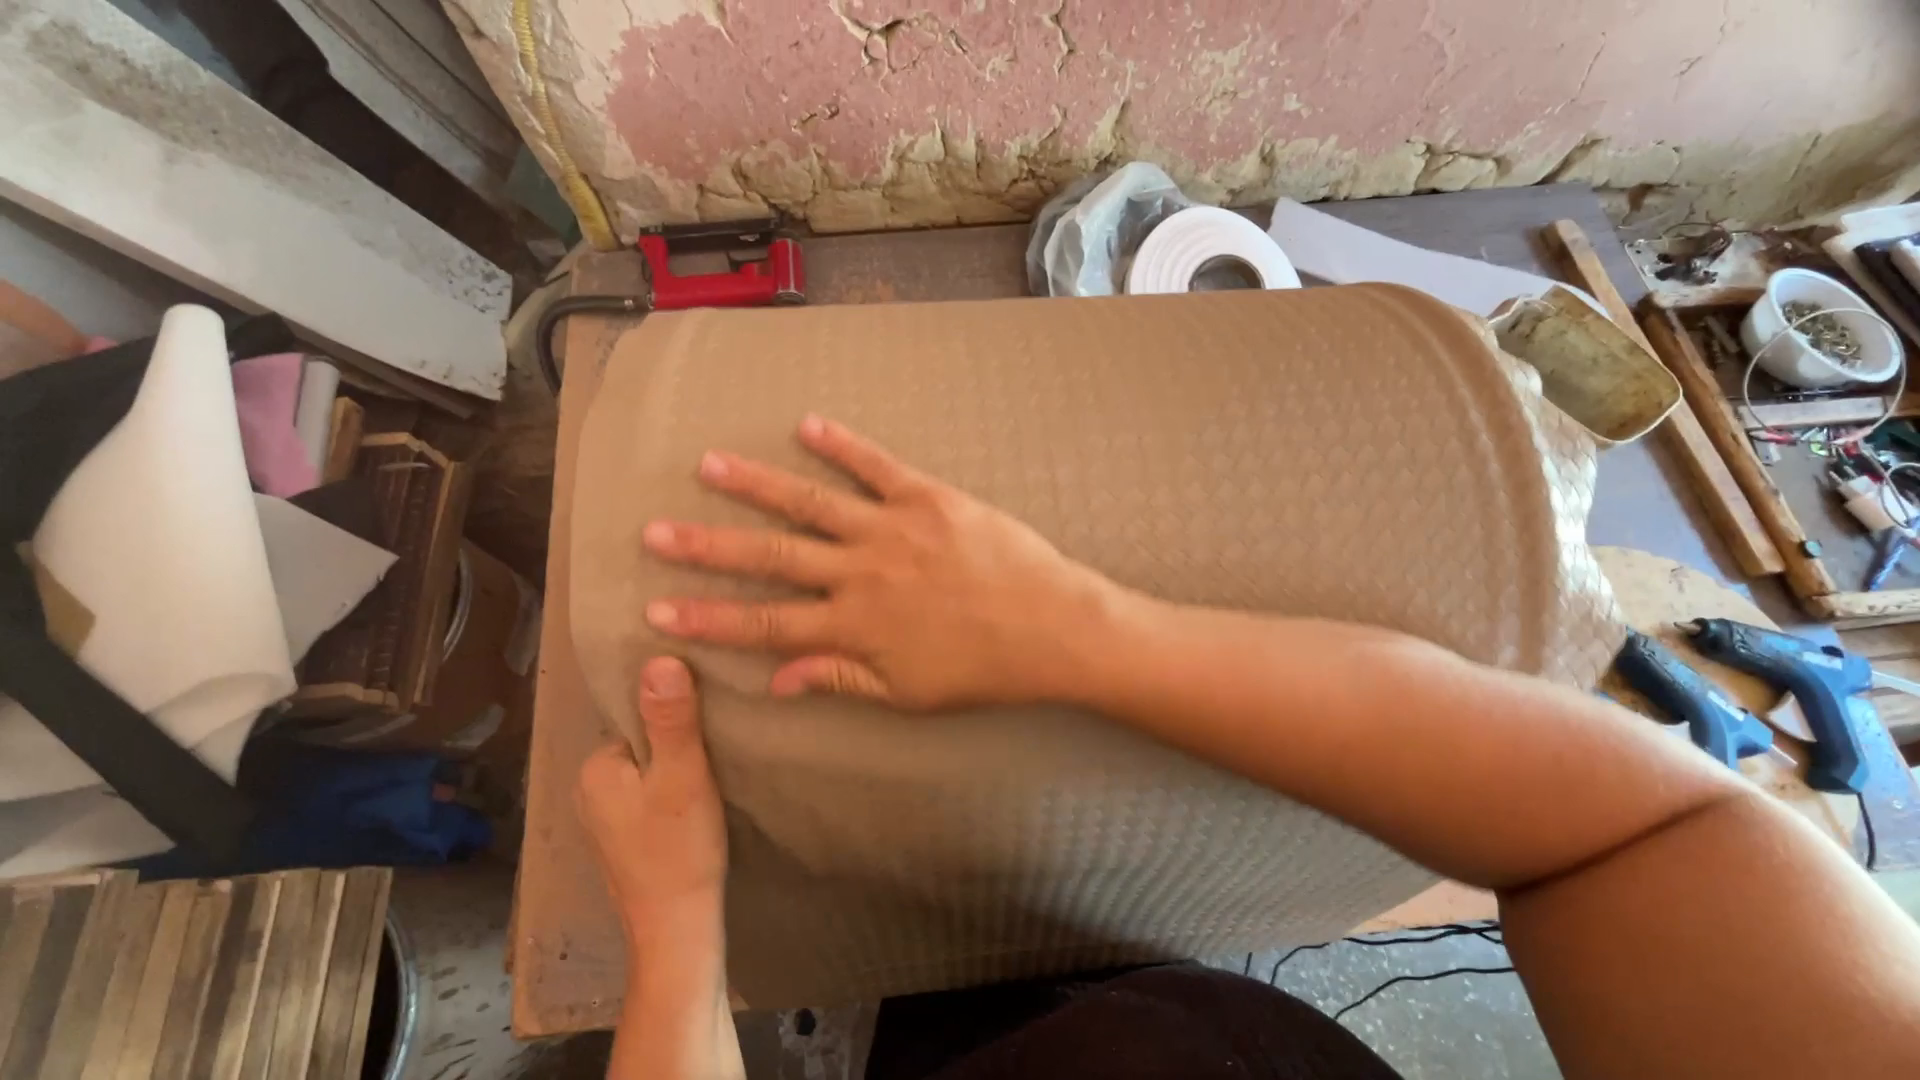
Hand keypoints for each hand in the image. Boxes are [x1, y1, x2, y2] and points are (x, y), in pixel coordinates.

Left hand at [577, 657, 725, 950]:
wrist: (677, 931)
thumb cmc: (679, 850)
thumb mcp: (683, 775)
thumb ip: (670, 718)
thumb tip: (660, 656)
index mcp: (595, 768)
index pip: (639, 717)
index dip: (677, 717)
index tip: (711, 722)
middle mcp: (589, 790)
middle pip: (645, 743)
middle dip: (679, 743)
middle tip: (720, 753)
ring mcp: (605, 820)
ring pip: (650, 771)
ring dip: (680, 770)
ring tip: (716, 776)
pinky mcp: (625, 841)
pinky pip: (651, 797)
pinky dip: (675, 795)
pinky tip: (700, 806)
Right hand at [640, 414, 1121, 708]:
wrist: (1051, 629)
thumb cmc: (982, 671)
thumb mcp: (907, 693)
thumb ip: (839, 679)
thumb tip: (776, 682)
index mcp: (854, 628)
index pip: (764, 624)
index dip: (708, 618)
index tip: (658, 609)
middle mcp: (860, 574)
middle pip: (771, 557)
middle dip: (709, 546)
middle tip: (655, 531)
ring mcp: (891, 530)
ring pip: (811, 503)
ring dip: (757, 484)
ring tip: (709, 466)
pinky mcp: (927, 498)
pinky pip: (876, 466)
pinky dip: (842, 445)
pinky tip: (807, 424)